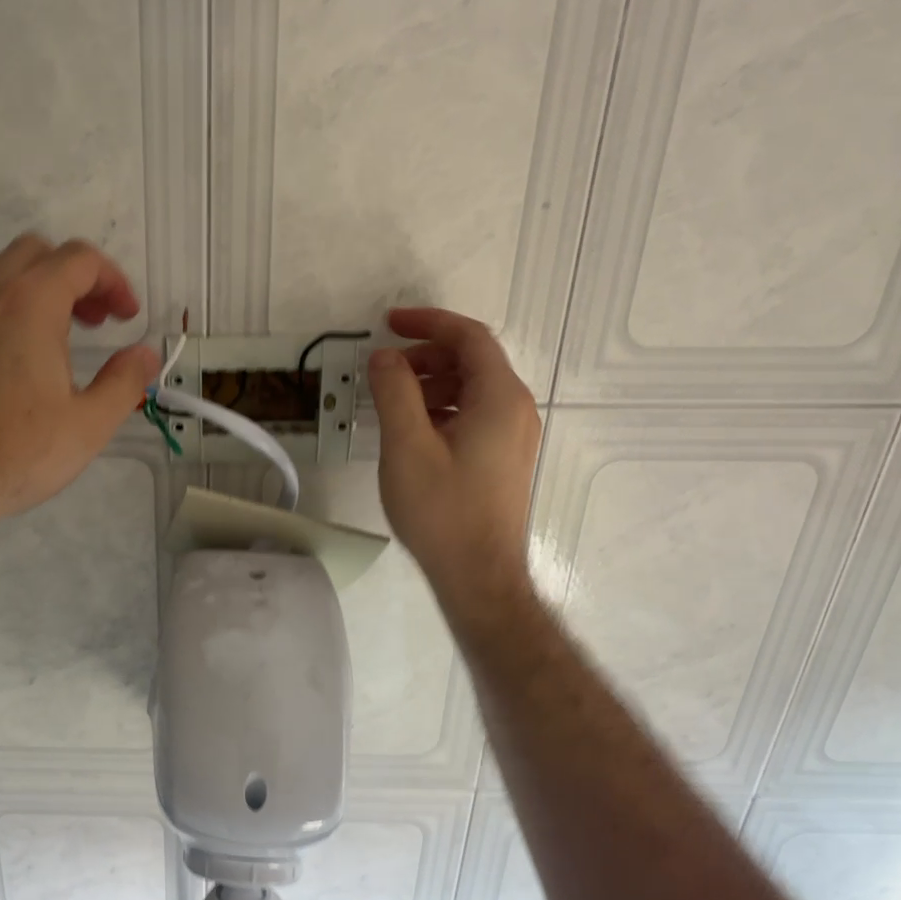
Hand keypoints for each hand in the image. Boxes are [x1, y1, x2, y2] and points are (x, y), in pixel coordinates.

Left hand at [0, 235, 158, 558]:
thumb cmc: (14, 454)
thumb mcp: (87, 426)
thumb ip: (124, 383)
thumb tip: (145, 356)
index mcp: (30, 305)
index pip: (79, 260)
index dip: (113, 280)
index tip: (127, 316)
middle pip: (36, 253)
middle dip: (74, 276)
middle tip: (94, 320)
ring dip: (35, 290)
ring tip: (55, 338)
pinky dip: (2, 311)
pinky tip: (11, 361)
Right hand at [368, 307, 540, 595]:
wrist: (478, 576)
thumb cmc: (442, 510)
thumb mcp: (407, 446)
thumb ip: (395, 392)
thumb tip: (385, 357)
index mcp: (500, 397)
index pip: (469, 337)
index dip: (427, 323)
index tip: (388, 323)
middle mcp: (516, 410)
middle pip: (473, 361)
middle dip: (426, 356)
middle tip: (384, 369)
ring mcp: (513, 436)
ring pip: (473, 389)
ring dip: (432, 383)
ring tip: (392, 402)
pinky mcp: (504, 459)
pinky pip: (475, 414)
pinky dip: (442, 408)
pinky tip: (412, 430)